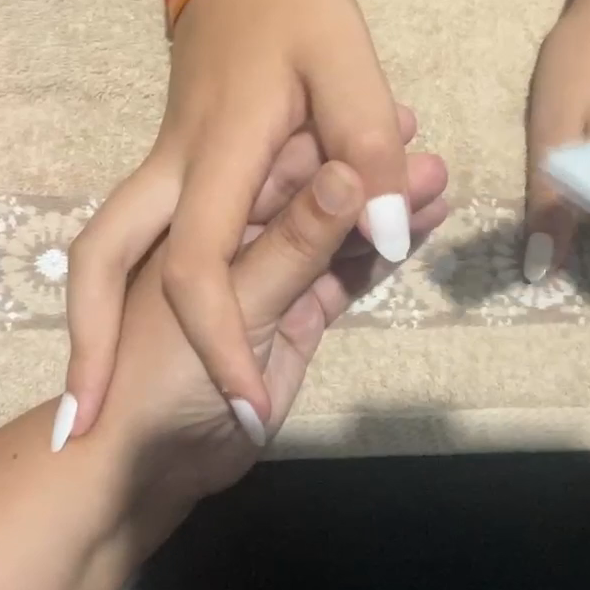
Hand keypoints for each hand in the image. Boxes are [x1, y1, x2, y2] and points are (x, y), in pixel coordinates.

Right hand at [63, 0, 411, 445]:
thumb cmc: (295, 4)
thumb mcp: (348, 68)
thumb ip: (364, 149)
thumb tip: (381, 235)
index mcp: (216, 153)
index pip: (200, 266)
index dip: (221, 344)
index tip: (249, 410)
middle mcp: (172, 172)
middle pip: (100, 258)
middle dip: (87, 340)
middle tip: (74, 420)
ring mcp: (164, 170)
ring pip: (111, 250)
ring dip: (95, 320)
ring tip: (85, 387)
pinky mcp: (176, 168)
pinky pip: (159, 233)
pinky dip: (148, 283)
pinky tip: (167, 317)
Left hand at [90, 145, 449, 502]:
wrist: (149, 466)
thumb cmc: (164, 375)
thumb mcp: (238, 300)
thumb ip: (294, 243)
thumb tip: (351, 175)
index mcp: (203, 215)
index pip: (276, 168)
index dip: (334, 144)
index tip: (392, 123)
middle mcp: (237, 235)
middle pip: (311, 199)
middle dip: (367, 179)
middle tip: (430, 154)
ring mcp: (269, 278)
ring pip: (332, 239)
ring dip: (381, 219)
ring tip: (440, 187)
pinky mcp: (293, 319)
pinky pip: (339, 281)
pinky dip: (376, 263)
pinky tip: (419, 234)